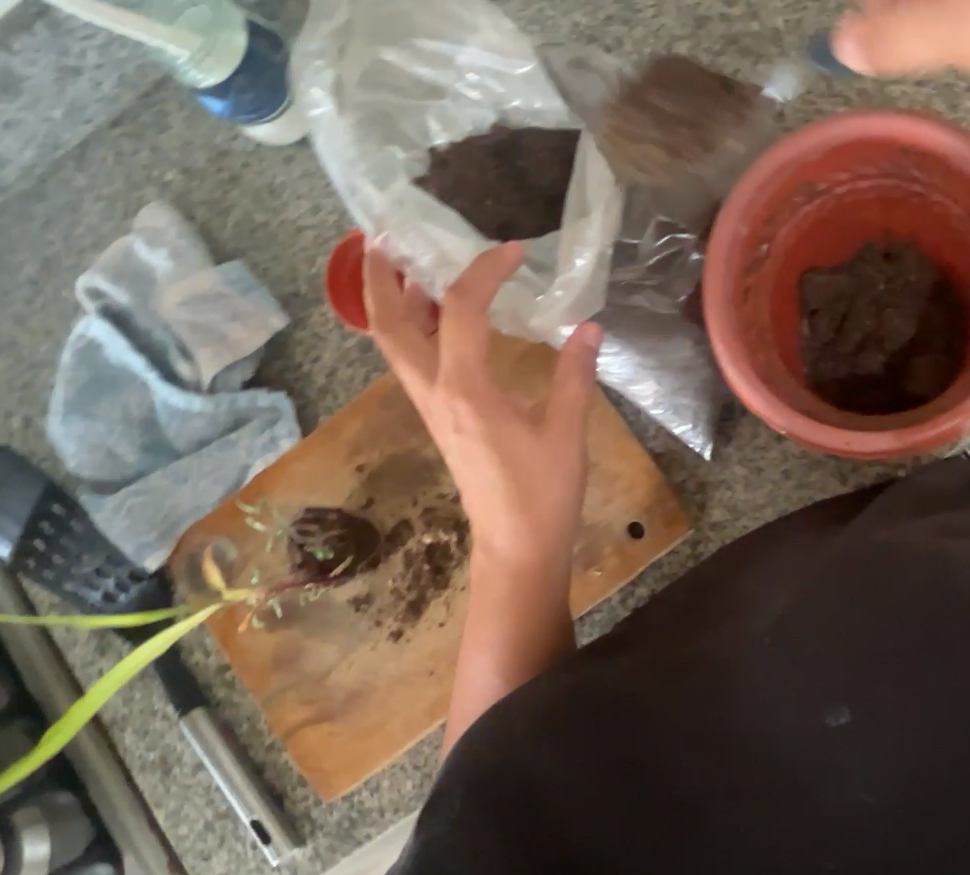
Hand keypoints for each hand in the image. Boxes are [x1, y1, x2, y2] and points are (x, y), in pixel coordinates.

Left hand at [362, 241, 601, 575]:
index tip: (514, 251)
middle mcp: (434, 392)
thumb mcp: (567, 431)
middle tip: (387, 235)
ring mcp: (431, 408)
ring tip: (409, 267)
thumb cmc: (544, 492)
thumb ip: (575, 375)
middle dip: (382, 275)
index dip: (486, 272)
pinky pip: (413, 362)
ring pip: (394, 343)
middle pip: (388, 322)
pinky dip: (415, 330)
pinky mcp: (441, 420)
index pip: (464, 310)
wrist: (517, 544)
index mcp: (467, 389)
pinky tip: (442, 322)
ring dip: (392, 300)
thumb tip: (588, 328)